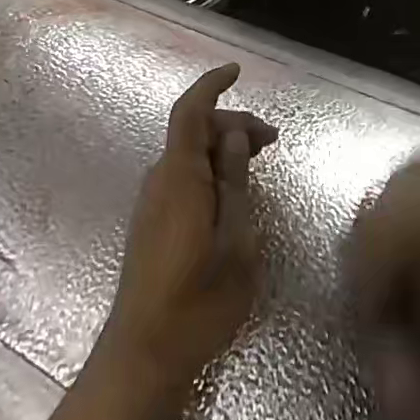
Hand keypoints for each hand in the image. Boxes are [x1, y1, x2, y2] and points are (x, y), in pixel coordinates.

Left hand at [97, 63, 276, 388]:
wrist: (146, 349)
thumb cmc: (200, 300)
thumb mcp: (236, 242)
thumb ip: (235, 184)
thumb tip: (236, 137)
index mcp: (179, 177)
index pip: (190, 112)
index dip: (211, 85)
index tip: (235, 70)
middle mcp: (159, 179)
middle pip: (193, 132)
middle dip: (233, 125)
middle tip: (274, 142)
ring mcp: (152, 200)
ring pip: (189, 156)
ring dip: (223, 151)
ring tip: (260, 166)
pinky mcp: (152, 220)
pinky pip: (183, 178)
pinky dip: (210, 172)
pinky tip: (234, 194)